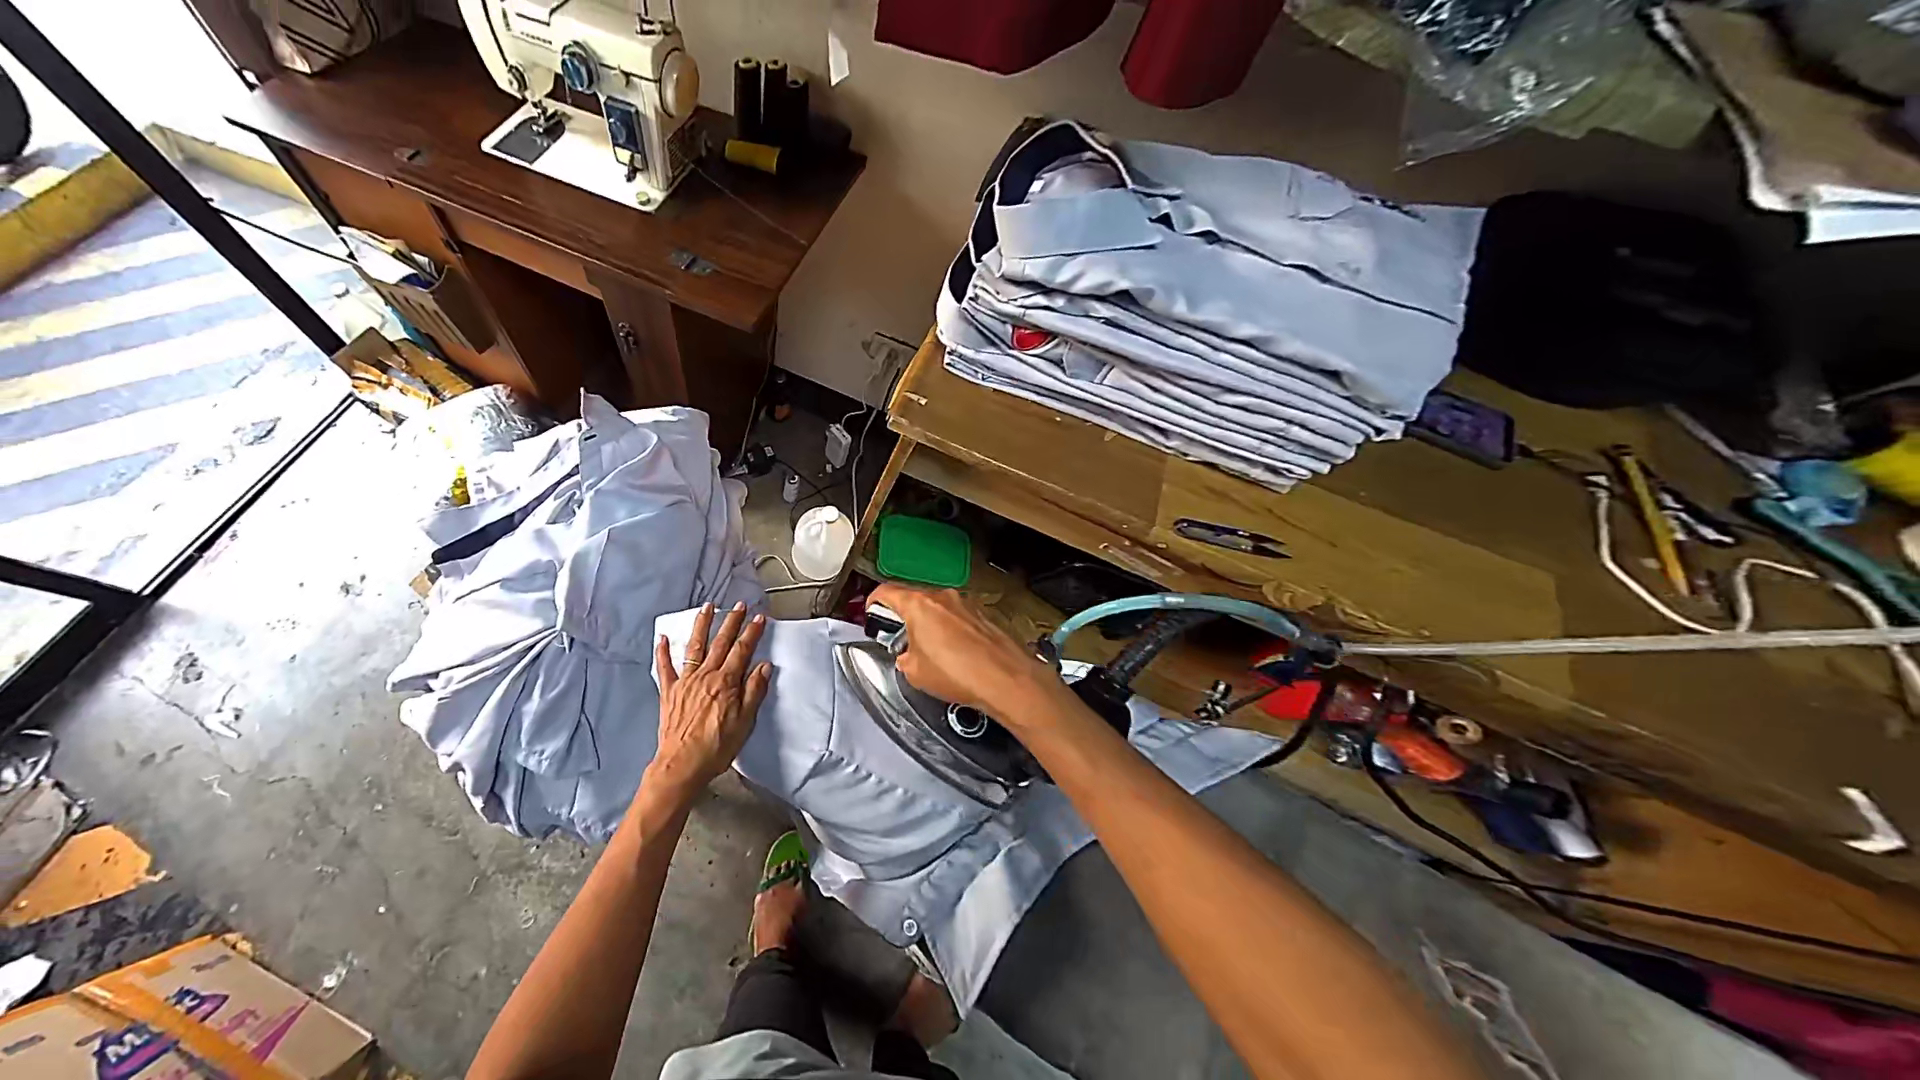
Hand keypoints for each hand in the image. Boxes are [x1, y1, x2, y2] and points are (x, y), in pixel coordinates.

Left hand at [645, 602, 772, 802]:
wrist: (682, 765)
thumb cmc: (715, 748)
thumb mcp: (745, 721)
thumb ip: (754, 691)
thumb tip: (763, 668)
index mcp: (726, 683)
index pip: (742, 650)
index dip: (752, 633)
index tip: (759, 619)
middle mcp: (705, 677)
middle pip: (721, 642)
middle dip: (731, 621)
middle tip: (738, 606)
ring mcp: (685, 683)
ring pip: (695, 647)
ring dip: (702, 625)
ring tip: (707, 608)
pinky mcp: (669, 693)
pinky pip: (665, 668)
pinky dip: (662, 652)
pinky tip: (662, 639)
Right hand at [867, 585, 1066, 725]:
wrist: (1006, 680)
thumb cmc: (960, 673)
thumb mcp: (915, 672)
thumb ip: (904, 657)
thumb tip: (908, 657)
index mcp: (919, 604)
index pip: (886, 591)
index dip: (874, 602)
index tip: (871, 612)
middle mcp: (943, 597)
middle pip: (913, 598)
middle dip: (903, 616)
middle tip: (898, 638)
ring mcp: (966, 604)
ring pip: (937, 607)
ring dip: (929, 623)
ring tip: (928, 651)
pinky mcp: (983, 616)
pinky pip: (957, 617)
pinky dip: (950, 630)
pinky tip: (953, 654)